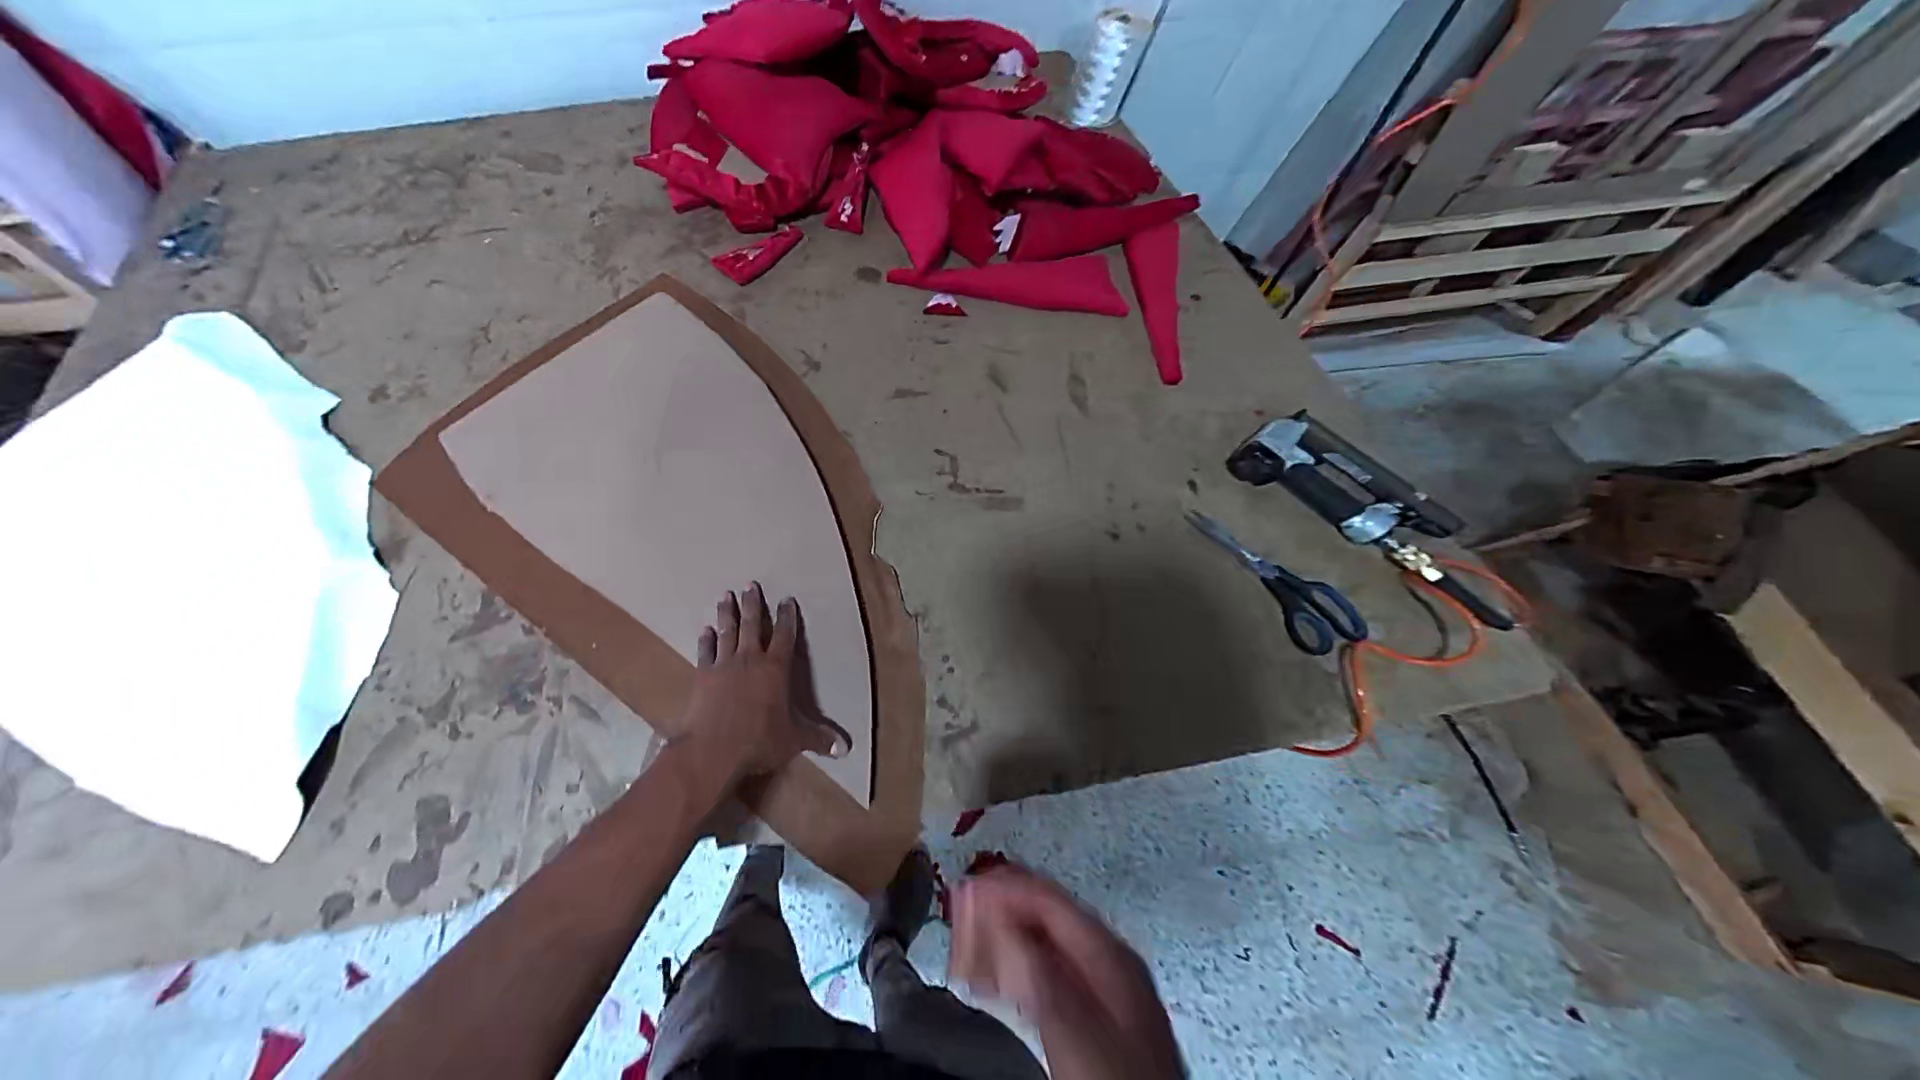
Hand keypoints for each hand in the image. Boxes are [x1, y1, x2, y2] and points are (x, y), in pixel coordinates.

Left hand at [674, 583, 839, 783]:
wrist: (712, 749)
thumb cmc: (758, 741)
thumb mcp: (793, 740)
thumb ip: (817, 738)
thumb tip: (845, 749)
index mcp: (775, 669)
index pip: (785, 635)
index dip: (787, 617)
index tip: (786, 600)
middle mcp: (750, 659)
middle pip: (752, 624)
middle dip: (752, 604)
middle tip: (749, 585)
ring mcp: (724, 665)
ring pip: (726, 632)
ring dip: (726, 613)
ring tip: (725, 596)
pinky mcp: (703, 676)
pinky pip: (705, 652)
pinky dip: (706, 640)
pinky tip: (705, 630)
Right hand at [950, 865, 1182, 1079]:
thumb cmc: (1120, 1078)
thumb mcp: (1072, 1025)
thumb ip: (1035, 971)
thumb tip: (996, 922)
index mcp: (1106, 952)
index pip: (1045, 896)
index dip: (1001, 888)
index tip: (965, 892)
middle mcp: (1105, 960)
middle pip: (1041, 914)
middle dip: (996, 910)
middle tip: (959, 914)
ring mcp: (1099, 988)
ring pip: (1038, 942)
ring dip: (999, 937)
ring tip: (965, 942)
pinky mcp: (1089, 1016)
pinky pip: (1040, 972)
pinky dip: (1010, 966)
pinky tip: (990, 978)